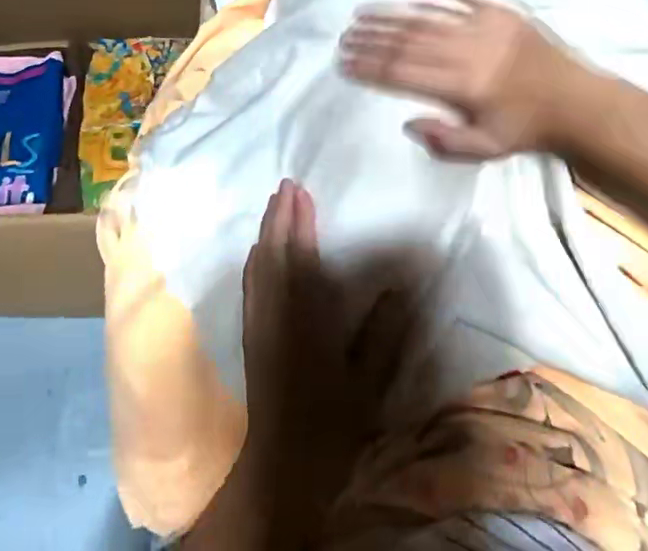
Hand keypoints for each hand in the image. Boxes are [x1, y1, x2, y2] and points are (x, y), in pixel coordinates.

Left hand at [242, 181, 408, 472]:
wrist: (283, 461)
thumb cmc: (331, 422)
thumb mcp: (368, 382)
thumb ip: (384, 333)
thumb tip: (397, 287)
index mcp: (304, 316)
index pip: (299, 255)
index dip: (299, 220)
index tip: (301, 191)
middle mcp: (273, 310)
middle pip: (272, 251)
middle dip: (278, 215)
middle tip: (286, 185)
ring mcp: (257, 320)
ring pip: (257, 263)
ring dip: (266, 230)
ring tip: (275, 205)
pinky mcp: (249, 332)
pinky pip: (250, 281)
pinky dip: (256, 256)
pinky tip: (260, 250)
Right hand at [339, 0, 595, 159]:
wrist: (579, 102)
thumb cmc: (527, 128)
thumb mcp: (487, 148)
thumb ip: (445, 142)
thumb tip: (409, 123)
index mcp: (462, 86)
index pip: (402, 73)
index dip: (369, 67)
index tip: (345, 62)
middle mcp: (468, 52)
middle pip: (408, 41)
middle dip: (372, 38)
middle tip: (345, 35)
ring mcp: (485, 28)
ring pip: (428, 17)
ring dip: (393, 14)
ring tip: (365, 12)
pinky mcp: (503, 13)